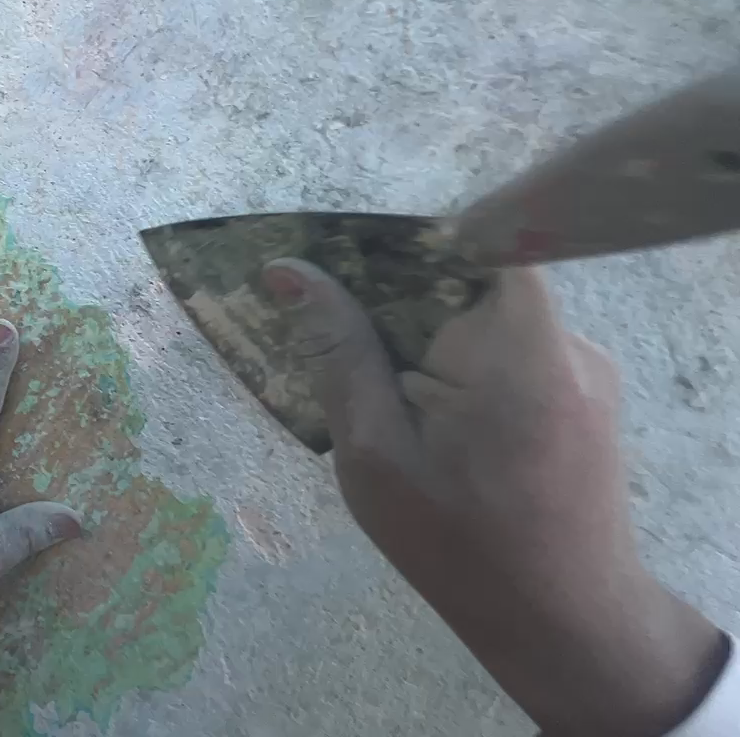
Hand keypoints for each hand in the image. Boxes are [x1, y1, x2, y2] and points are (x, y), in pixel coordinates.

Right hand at [265, 259, 725, 736]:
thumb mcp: (371, 446)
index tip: (331, 255)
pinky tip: (394, 387)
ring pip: (471, 308)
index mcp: (519, 355)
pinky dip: (435, 347)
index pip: (476, 245)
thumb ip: (337, 350)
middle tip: (311, 308)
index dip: (399, 238)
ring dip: (405, 321)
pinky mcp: (569, 388)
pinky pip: (490, 339)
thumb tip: (289, 269)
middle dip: (380, 286)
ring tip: (344, 354)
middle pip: (462, 274)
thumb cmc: (455, 539)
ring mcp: (573, 366)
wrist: (562, 622)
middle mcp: (563, 346)